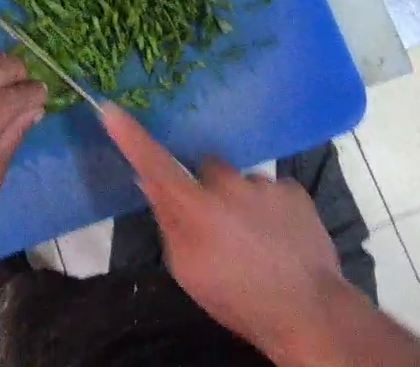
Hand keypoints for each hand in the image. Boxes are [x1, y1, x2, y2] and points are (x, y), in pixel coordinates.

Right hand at [104, 105, 419, 365]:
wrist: (309, 311)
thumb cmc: (237, 297)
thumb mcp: (187, 269)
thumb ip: (169, 222)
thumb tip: (153, 186)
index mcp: (195, 205)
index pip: (154, 163)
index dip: (131, 137)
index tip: (111, 109)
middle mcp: (228, 183)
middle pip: (207, 171)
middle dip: (208, 189)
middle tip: (218, 227)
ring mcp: (265, 183)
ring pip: (243, 183)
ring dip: (243, 203)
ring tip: (256, 242)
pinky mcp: (295, 190)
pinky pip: (272, 192)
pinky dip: (271, 211)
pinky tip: (279, 240)